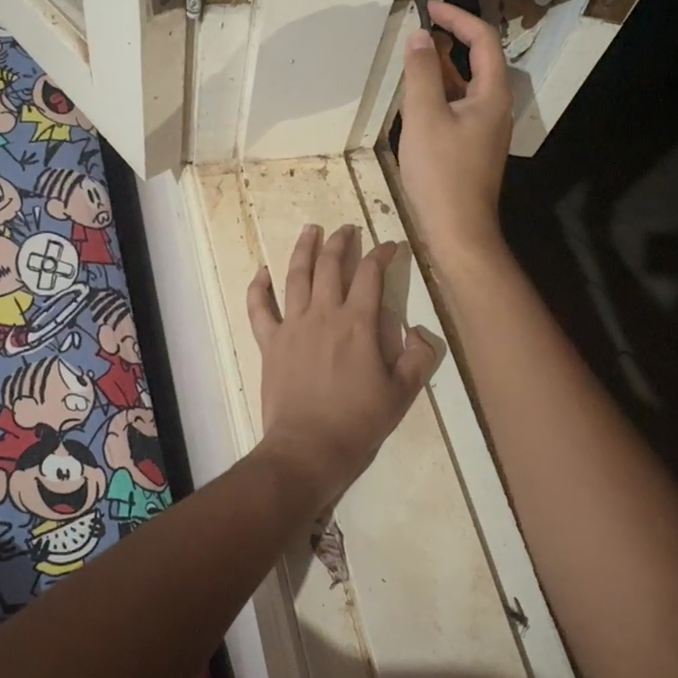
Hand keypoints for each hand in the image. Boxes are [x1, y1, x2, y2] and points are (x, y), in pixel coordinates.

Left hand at [246, 224, 437, 509]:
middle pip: (331, 266)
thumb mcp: (403, 392)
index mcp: (358, 323)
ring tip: (310, 229)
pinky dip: (259, 287)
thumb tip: (417, 331)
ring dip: (304, 249)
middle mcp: (324, 314)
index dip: (382, 254)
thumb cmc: (359, 421)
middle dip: (341, 242)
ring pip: (296, 276)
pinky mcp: (270, 343)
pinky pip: (259, 308)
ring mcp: (292, 326)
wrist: (308, 448)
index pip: (371, 274)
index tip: (391, 246)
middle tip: (347, 229)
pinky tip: (262, 271)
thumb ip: (418, 356)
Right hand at [398, 0, 511, 259]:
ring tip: (410, 60)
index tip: (428, 7)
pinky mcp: (472, 148)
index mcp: (492, 95)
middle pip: (477, 61)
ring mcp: (485, 130)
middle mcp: (495, 108)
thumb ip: (421, 73)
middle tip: (416, 32)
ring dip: (440, 69)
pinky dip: (438, 95)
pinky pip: (458, 109)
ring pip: (465, 87)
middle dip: (448, 41)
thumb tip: (420, 36)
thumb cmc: (442, 173)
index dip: (457, 18)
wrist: (458, 231)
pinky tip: (415, 101)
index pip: (483, 40)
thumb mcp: (425, 117)